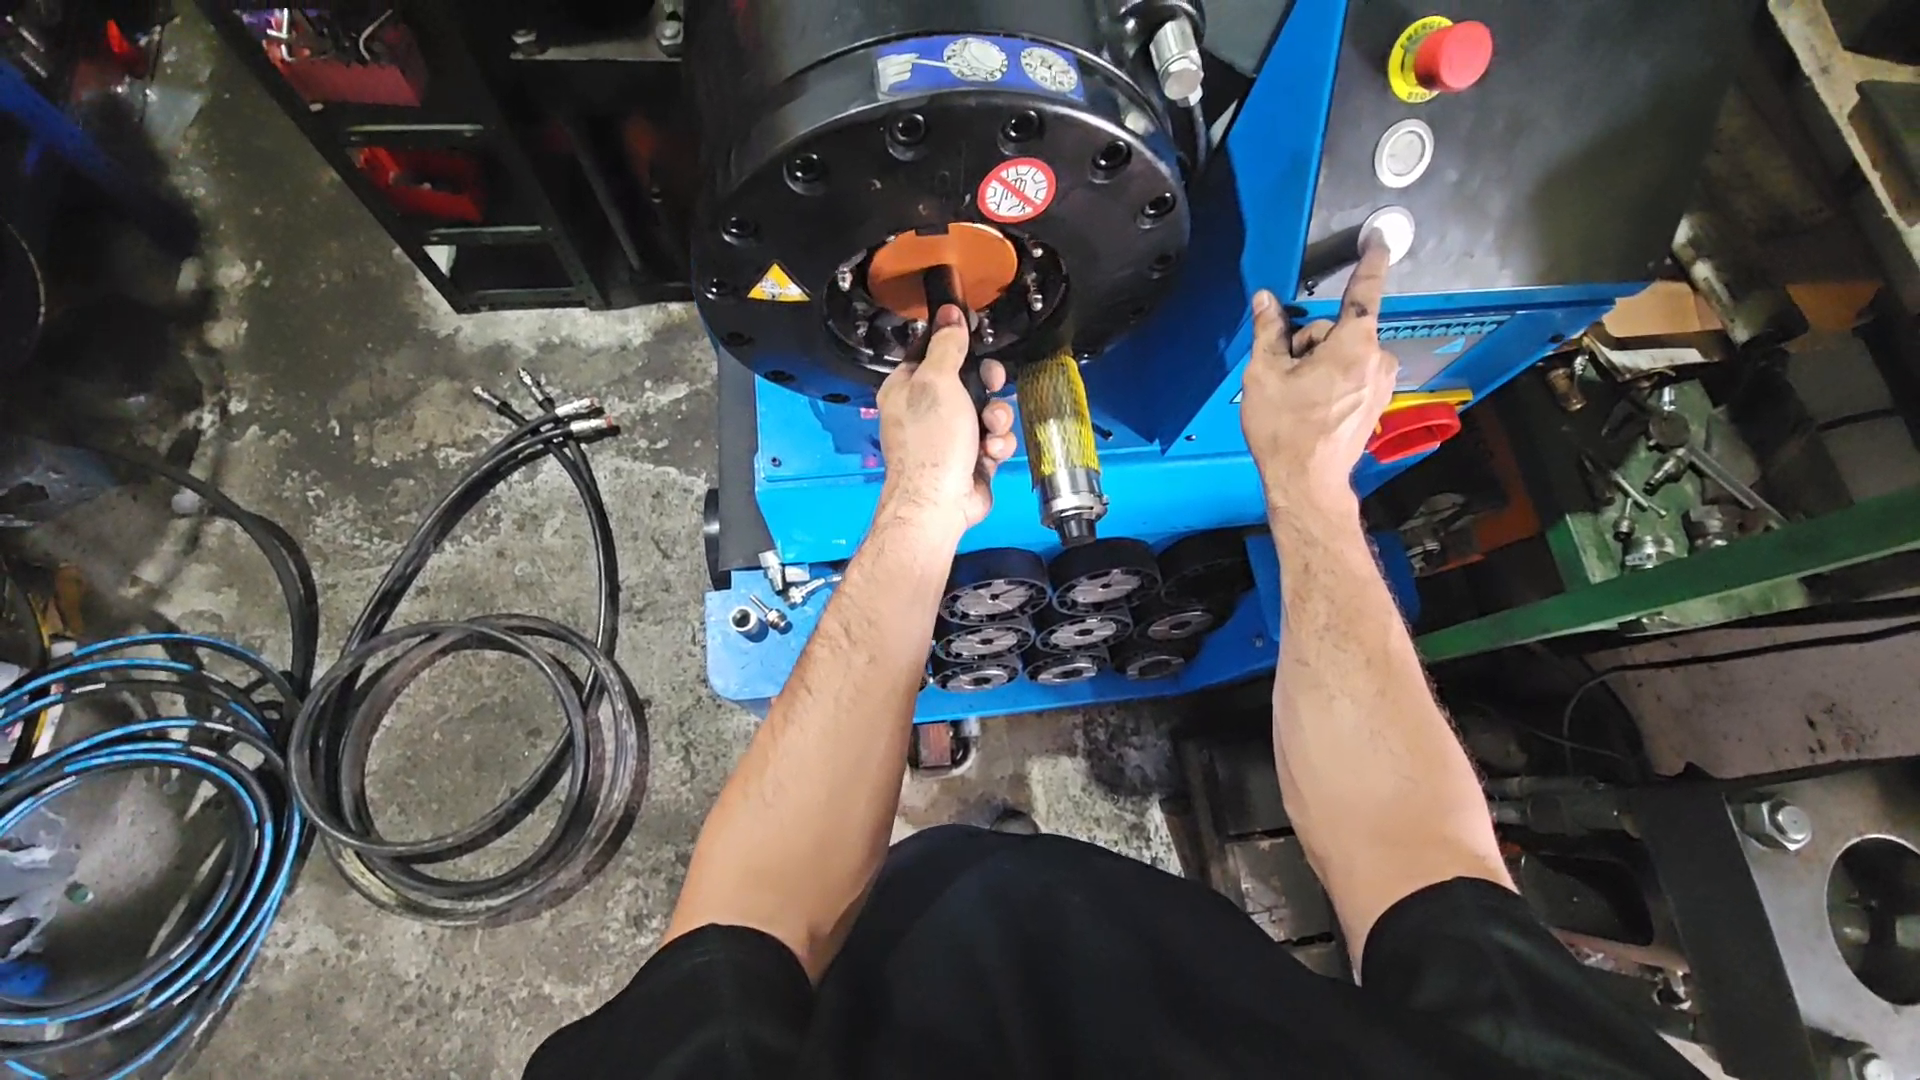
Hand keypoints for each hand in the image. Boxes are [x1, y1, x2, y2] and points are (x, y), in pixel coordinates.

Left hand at [876, 305, 1016, 539]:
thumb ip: (946, 345)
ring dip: (997, 419)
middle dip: (988, 385)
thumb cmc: (931, 442)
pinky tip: (989, 455)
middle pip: (969, 380)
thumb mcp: (937, 382)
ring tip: (989, 432)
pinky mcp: (971, 458)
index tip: (976, 339)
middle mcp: (926, 410)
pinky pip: (994, 439)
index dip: (957, 344)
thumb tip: (949, 312)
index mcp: (907, 387)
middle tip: (992, 384)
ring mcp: (950, 436)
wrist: (939, 502)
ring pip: (988, 411)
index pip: (933, 352)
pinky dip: (996, 446)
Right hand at [1241, 241, 1398, 513]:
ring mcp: (1379, 383)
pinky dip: (1329, 380)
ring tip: (1294, 395)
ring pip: (1344, 354)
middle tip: (1284, 374)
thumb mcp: (1264, 375)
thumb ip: (1269, 331)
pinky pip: (1351, 375)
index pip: (1363, 291)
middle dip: (1310, 342)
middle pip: (1339, 330)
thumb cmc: (1285, 429)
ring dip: (1318, 363)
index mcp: (1354, 345)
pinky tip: (1308, 406)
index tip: (1380, 239)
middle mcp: (1376, 359)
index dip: (1370, 262)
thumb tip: (1265, 301)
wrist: (1306, 482)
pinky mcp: (1374, 403)